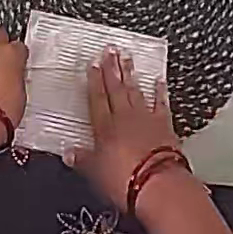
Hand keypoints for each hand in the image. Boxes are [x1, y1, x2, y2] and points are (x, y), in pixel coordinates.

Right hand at [69, 48, 179, 209]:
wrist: (157, 184)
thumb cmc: (125, 181)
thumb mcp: (96, 173)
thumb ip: (82, 160)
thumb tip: (68, 153)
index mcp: (105, 127)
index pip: (97, 98)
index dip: (94, 80)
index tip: (93, 64)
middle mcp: (124, 117)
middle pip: (116, 88)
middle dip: (111, 67)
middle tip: (110, 49)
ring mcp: (145, 118)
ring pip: (135, 90)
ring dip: (130, 73)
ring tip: (127, 56)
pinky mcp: (164, 125)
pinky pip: (160, 103)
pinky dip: (159, 91)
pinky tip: (158, 80)